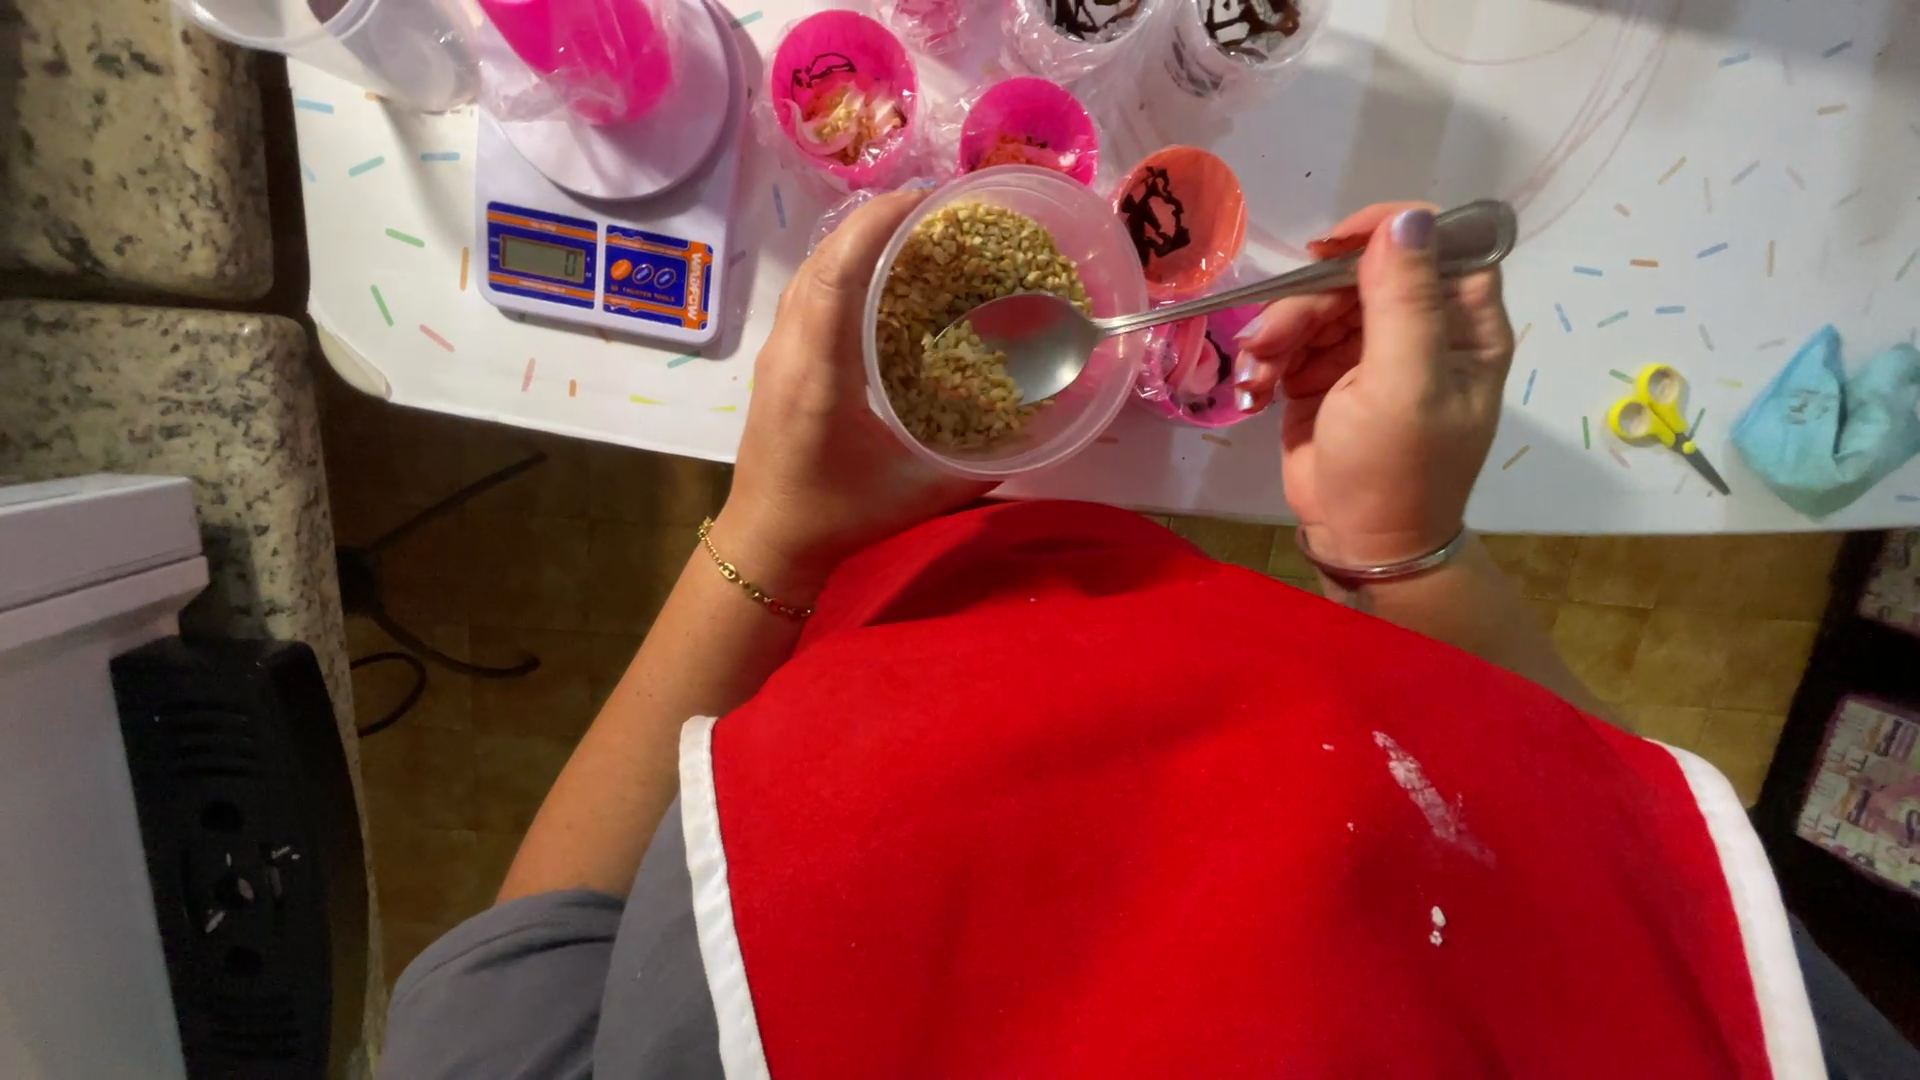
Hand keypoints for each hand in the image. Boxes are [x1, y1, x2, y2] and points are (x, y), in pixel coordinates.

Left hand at [714, 193, 992, 597]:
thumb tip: (1032, 429)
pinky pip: (806, 296)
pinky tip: (878, 285)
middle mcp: (790, 350)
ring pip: (810, 273)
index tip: (927, 203)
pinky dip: (841, 272)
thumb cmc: (839, 517)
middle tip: (934, 218)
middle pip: (822, 259)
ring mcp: (776, 353)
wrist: (769, 539)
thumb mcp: (918, 494)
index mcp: (820, 374)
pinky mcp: (776, 361)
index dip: (877, 225)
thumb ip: (979, 464)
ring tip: (910, 241)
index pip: (836, 273)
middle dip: (874, 223)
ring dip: (855, 245)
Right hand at [1234, 203, 1513, 564]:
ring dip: (1276, 337)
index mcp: (1459, 325)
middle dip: (1305, 305)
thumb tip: (1406, 218)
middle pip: (1356, 279)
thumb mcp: (1404, 384)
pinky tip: (1255, 392)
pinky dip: (1266, 365)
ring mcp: (1363, 356)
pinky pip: (1289, 347)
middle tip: (1266, 341)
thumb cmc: (1396, 469)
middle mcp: (1414, 331)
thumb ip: (1403, 301)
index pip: (1436, 246)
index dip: (1385, 234)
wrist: (1358, 540)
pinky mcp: (1320, 380)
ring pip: (1314, 311)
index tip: (1327, 247)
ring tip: (1255, 378)